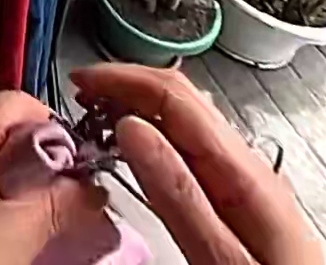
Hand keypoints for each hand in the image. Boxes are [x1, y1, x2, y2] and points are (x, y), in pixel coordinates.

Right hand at [72, 64, 322, 264]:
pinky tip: (133, 147)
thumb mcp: (223, 263)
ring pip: (182, 115)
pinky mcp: (238, 196)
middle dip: (124, 84)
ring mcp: (244, 178)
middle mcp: (245, 163)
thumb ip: (178, 195)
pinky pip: (187, 142)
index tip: (80, 82)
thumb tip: (128, 124)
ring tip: (98, 117)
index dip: (122, 78)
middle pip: (178, 95)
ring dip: (135, 103)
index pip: (174, 94)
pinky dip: (150, 130)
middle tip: (81, 97)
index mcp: (244, 172)